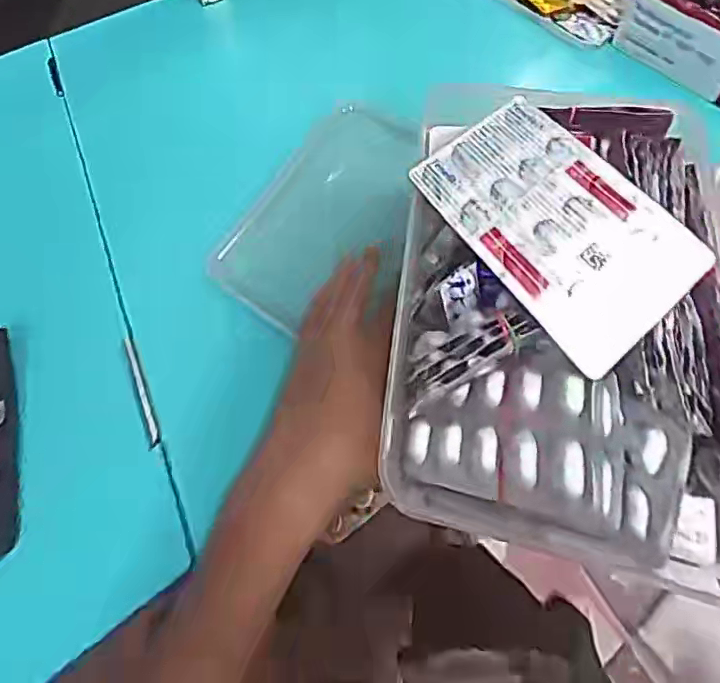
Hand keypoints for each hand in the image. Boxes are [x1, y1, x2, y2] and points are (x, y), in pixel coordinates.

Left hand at [265, 248, 392, 511]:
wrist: (293, 470)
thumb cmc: (350, 450)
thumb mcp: (394, 424)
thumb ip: (411, 398)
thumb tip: (427, 377)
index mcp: (364, 350)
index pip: (386, 310)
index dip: (399, 290)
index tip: (410, 270)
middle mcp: (337, 341)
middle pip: (351, 296)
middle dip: (363, 271)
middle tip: (374, 249)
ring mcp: (312, 350)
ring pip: (327, 303)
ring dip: (338, 281)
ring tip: (347, 264)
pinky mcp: (296, 363)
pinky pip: (311, 317)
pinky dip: (319, 302)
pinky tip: (320, 305)